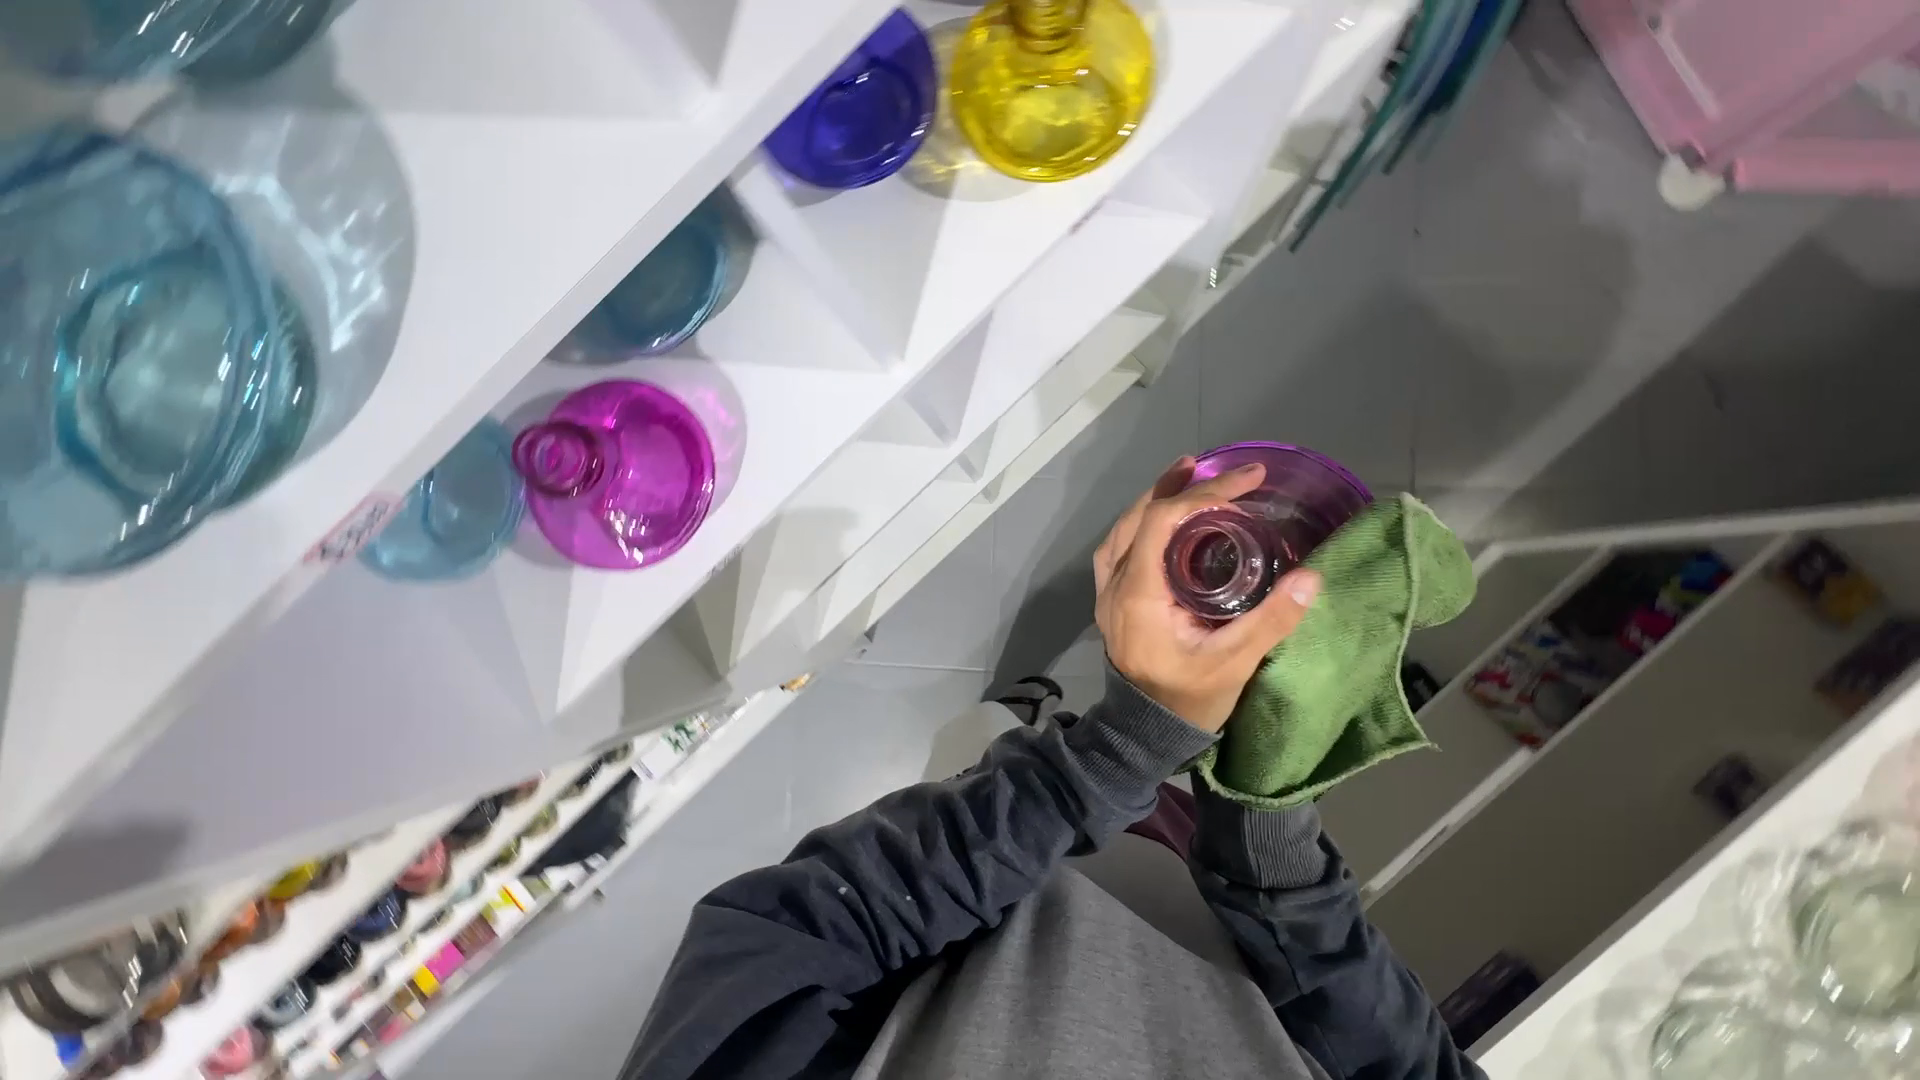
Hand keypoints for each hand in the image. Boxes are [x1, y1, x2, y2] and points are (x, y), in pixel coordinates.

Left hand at [1093, 457, 1321, 732]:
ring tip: (1185, 479)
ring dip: (1153, 502)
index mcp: (1140, 592)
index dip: (1204, 492)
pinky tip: (1161, 523)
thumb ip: (1272, 620)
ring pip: (1122, 531)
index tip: (1247, 479)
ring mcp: (1107, 594)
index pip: (1163, 521)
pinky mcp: (1111, 603)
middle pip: (1137, 517)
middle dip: (1176, 486)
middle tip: (1212, 466)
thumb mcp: (1234, 662)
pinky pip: (1118, 550)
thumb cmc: (1188, 699)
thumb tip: (1312, 577)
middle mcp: (1116, 585)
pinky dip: (1139, 526)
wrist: (1144, 735)